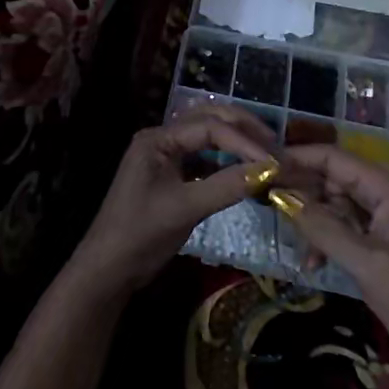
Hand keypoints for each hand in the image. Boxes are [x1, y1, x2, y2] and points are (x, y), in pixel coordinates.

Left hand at [68, 104, 277, 297]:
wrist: (110, 266)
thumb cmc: (141, 233)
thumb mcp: (185, 208)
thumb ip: (226, 186)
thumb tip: (270, 169)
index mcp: (157, 139)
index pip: (209, 126)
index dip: (244, 142)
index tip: (275, 162)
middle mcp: (161, 140)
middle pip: (209, 122)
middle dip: (243, 131)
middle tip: (277, 147)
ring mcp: (166, 158)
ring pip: (208, 139)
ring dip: (237, 144)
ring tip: (268, 157)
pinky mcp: (172, 176)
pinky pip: (205, 159)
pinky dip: (227, 163)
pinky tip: (248, 173)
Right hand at [275, 144, 388, 358]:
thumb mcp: (363, 262)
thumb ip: (322, 227)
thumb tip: (281, 197)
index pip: (336, 159)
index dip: (299, 158)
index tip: (264, 168)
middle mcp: (388, 198)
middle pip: (334, 179)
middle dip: (303, 192)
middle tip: (267, 203)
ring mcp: (386, 221)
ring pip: (336, 205)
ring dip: (313, 222)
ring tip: (299, 248)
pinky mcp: (382, 243)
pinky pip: (345, 228)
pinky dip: (326, 240)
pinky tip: (313, 263)